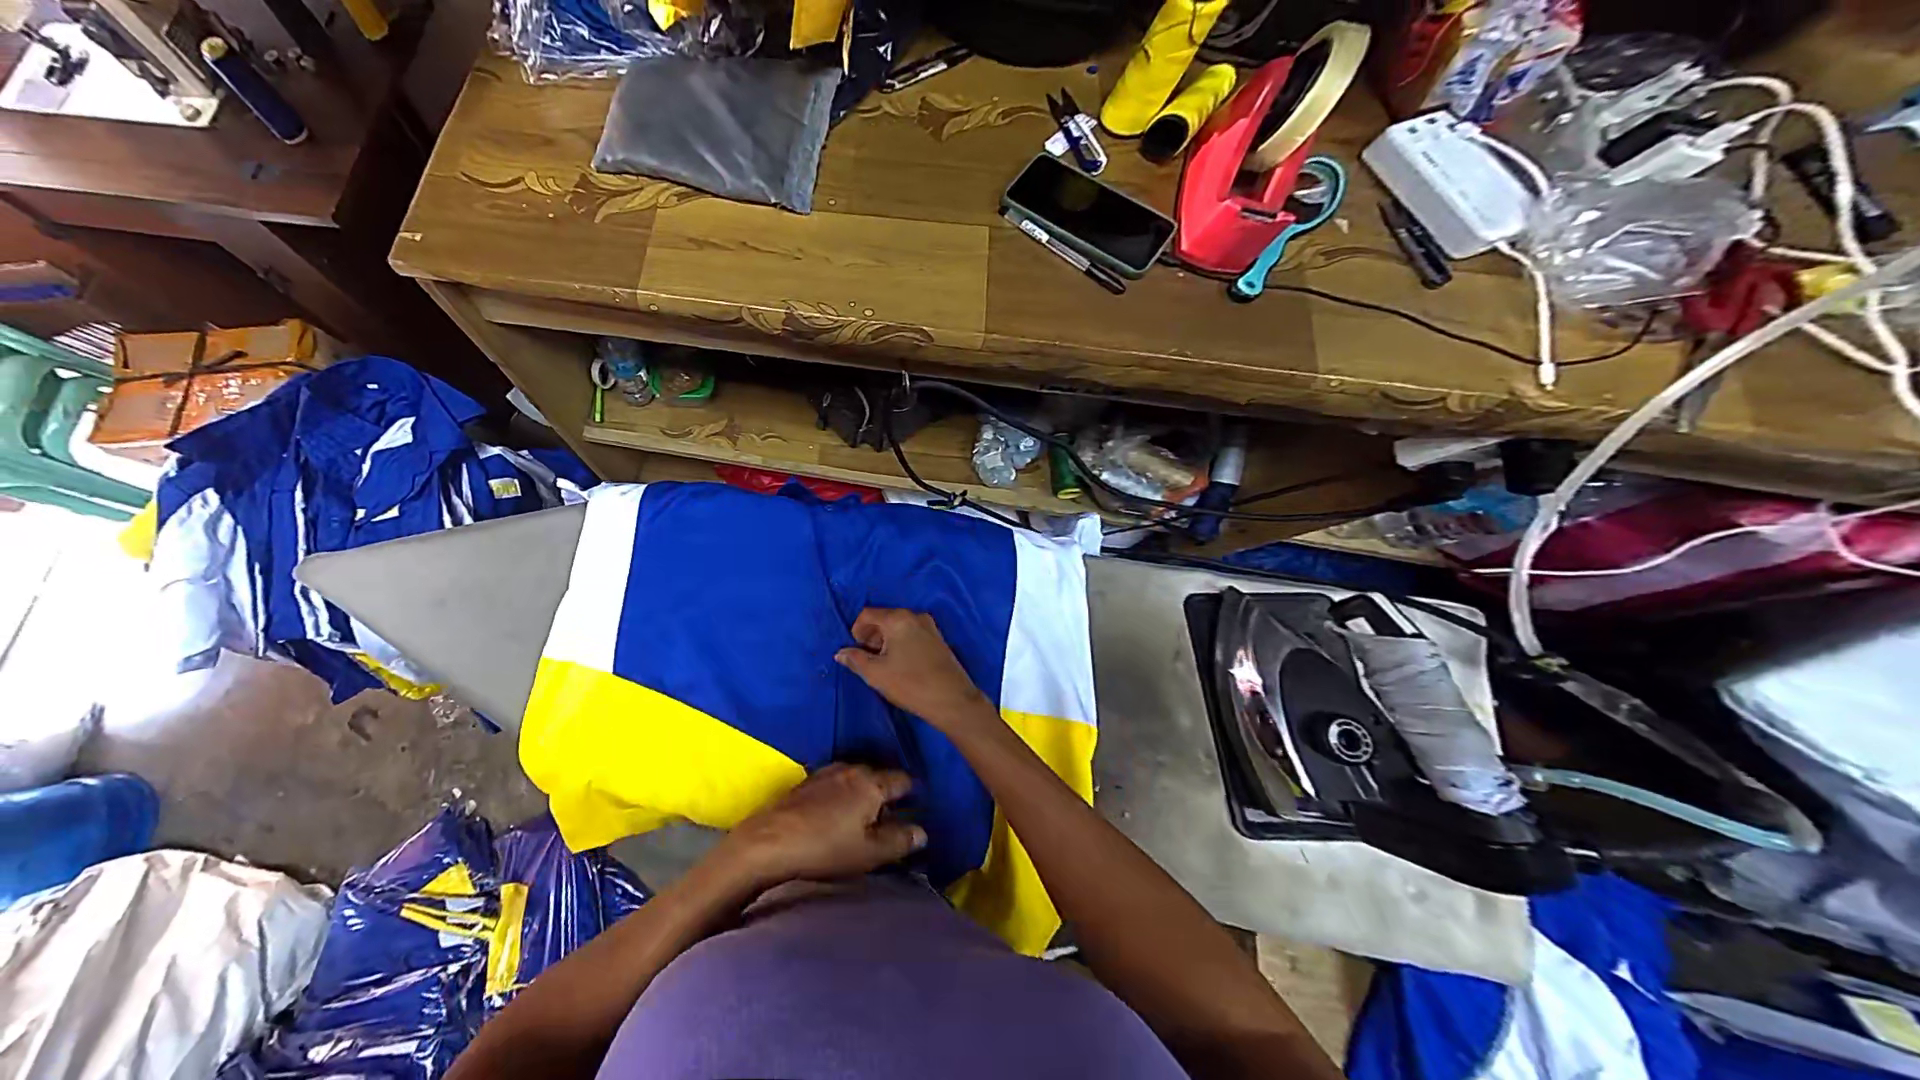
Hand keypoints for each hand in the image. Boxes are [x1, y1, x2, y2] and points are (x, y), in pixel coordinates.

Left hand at [715, 763, 926, 889]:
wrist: (766, 843)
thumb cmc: (825, 848)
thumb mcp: (870, 853)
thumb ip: (900, 840)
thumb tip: (922, 831)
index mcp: (872, 782)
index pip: (903, 780)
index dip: (913, 794)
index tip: (917, 808)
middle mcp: (851, 769)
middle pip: (878, 776)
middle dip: (887, 792)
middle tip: (892, 815)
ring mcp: (825, 773)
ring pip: (854, 778)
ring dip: (862, 792)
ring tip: (864, 815)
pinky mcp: (804, 783)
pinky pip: (834, 783)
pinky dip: (841, 794)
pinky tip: (836, 813)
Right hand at [835, 608, 995, 734]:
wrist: (952, 699)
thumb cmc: (910, 683)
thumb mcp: (876, 673)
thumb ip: (855, 659)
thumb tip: (841, 652)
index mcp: (898, 618)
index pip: (868, 614)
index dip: (856, 630)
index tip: (856, 651)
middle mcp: (915, 616)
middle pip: (884, 618)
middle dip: (871, 636)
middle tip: (867, 659)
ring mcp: (930, 627)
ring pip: (899, 627)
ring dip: (886, 641)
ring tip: (884, 665)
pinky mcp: (939, 640)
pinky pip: (912, 634)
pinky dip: (901, 644)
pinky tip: (902, 665)